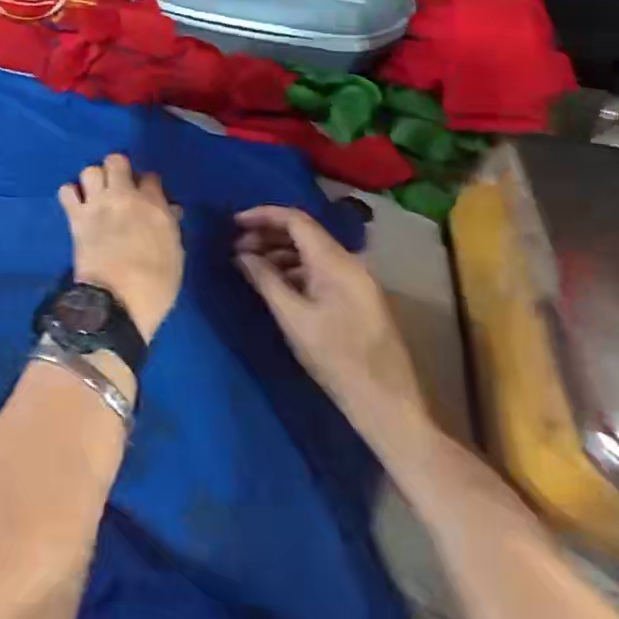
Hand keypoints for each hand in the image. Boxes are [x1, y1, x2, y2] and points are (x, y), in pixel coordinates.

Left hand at [58, 154, 182, 340]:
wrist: (117, 302)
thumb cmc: (155, 285)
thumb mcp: (175, 255)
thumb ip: (171, 227)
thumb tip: (170, 210)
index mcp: (154, 205)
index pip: (150, 176)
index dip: (148, 183)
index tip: (147, 194)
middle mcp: (125, 197)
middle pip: (116, 160)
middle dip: (118, 168)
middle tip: (119, 186)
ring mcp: (97, 205)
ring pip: (90, 169)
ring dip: (94, 179)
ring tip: (97, 193)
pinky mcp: (76, 218)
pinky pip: (66, 191)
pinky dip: (71, 194)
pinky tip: (77, 205)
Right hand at [234, 205, 425, 417]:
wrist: (385, 402)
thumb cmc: (336, 357)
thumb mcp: (293, 318)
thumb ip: (265, 280)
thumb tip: (241, 255)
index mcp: (335, 262)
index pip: (296, 220)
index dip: (263, 215)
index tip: (233, 223)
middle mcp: (349, 263)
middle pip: (304, 234)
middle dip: (268, 235)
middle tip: (236, 248)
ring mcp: (355, 281)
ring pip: (312, 253)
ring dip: (279, 254)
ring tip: (250, 267)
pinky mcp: (356, 298)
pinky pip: (321, 271)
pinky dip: (295, 271)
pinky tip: (276, 286)